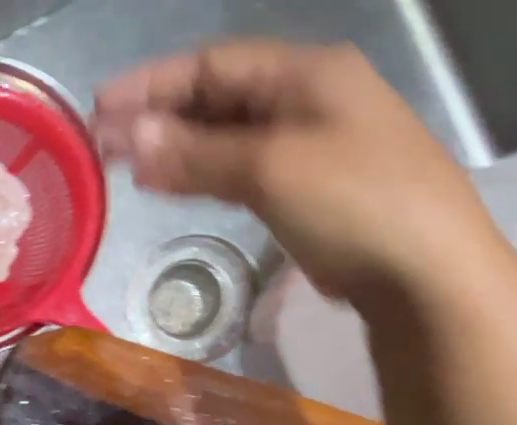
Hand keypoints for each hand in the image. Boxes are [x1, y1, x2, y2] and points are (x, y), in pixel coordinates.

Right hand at [92, 40, 502, 304]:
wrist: (419, 268)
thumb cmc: (353, 202)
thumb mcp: (269, 169)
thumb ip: (194, 153)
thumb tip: (128, 136)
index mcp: (306, 74)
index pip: (213, 64)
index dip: (151, 83)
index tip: (96, 107)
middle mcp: (303, 97)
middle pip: (214, 96)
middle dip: (154, 114)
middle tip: (97, 140)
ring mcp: (301, 141)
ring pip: (218, 133)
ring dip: (168, 145)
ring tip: (117, 162)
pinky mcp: (295, 183)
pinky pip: (230, 165)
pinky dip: (192, 170)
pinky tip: (160, 183)